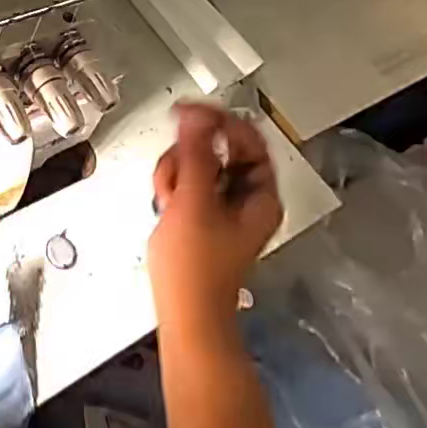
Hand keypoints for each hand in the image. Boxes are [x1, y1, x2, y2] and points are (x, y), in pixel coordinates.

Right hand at [148, 103, 281, 330]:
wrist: (185, 315)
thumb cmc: (195, 266)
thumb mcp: (195, 201)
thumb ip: (196, 153)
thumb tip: (198, 114)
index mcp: (260, 193)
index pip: (247, 137)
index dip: (218, 119)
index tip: (187, 112)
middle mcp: (246, 195)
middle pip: (217, 147)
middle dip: (188, 156)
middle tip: (175, 172)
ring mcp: (224, 204)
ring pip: (197, 162)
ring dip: (176, 171)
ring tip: (168, 197)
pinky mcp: (203, 212)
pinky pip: (187, 180)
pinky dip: (173, 186)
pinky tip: (165, 205)